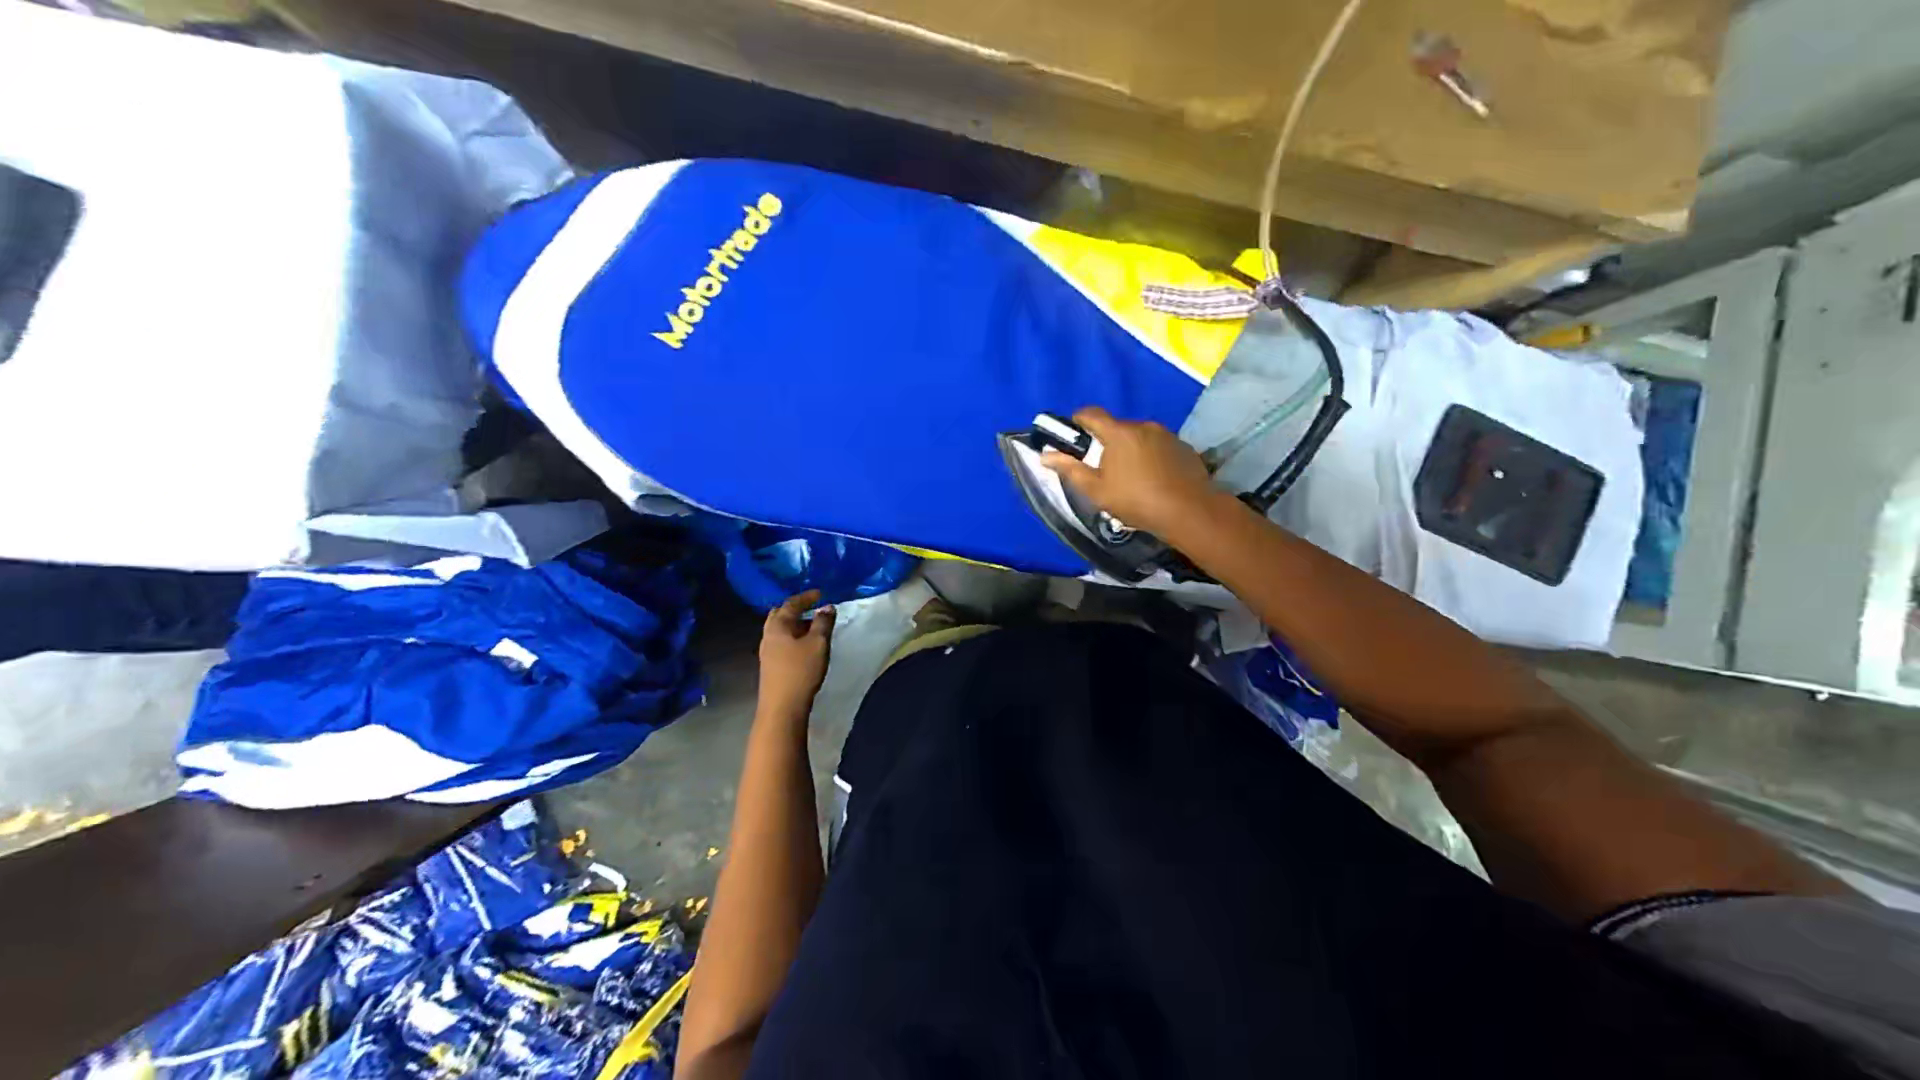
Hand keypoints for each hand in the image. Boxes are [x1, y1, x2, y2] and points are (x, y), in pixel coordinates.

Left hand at [758, 590, 835, 714]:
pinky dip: (794, 637)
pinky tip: (805, 646)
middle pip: (780, 615)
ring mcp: (767, 651)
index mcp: (777, 625)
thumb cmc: (800, 670)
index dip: (806, 597)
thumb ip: (823, 623)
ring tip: (814, 627)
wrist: (782, 707)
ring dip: (796, 625)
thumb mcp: (818, 643)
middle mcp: (768, 635)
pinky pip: (782, 642)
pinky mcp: (770, 665)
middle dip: (796, 609)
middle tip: (813, 608)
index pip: (791, 603)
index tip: (820, 593)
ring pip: (781, 630)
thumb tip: (827, 607)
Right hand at [1040, 406, 1222, 540]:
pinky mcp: (1183, 446)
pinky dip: (1151, 456)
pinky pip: (1158, 445)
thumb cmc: (1136, 501)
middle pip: (1116, 426)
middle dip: (1106, 441)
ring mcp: (1167, 434)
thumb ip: (1070, 470)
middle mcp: (1143, 425)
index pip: (1091, 413)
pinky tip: (1153, 478)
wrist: (1189, 511)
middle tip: (1102, 468)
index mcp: (1119, 433)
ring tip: (1131, 476)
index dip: (1078, 421)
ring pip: (1139, 436)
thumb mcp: (1096, 490)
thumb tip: (1045, 456)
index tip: (1073, 436)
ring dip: (1130, 449)